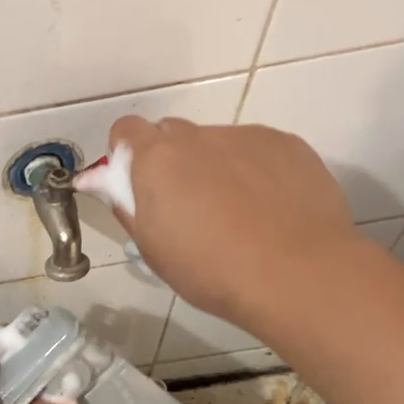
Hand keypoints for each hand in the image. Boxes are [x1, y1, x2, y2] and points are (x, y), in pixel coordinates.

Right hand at [76, 117, 362, 325]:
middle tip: (183, 205)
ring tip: (234, 213)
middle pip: (172, 134)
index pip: (126, 130)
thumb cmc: (210, 269)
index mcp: (157, 160)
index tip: (136, 184)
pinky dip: (252, 170)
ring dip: (213, 166)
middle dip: (170, 160)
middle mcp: (198, 136)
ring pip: (216, 143)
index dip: (126, 153)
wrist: (297, 273)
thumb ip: (126, 206)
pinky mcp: (287, 144)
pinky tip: (265, 208)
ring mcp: (246, 136)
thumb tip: (106, 182)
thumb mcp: (152, 247)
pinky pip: (256, 150)